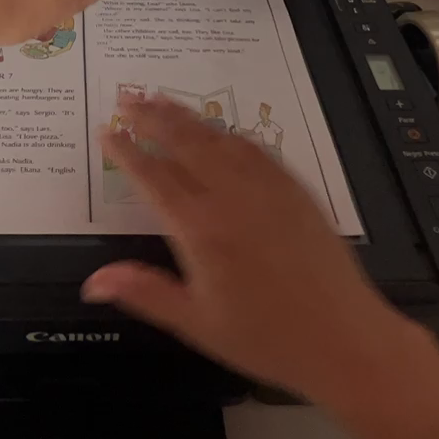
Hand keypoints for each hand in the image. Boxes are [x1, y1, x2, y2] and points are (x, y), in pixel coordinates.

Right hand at [81, 91, 438, 408]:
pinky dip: (227, 131)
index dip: (126, 151)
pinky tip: (217, 128)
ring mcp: (265, 186)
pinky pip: (253, 147)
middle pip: (182, 142)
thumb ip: (144, 292)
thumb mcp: (197, 323)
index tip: (107, 132)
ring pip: (216, 137)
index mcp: (200, 228)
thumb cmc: (267, 338)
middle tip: (127, 100)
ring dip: (185, 115)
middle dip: (150, 117)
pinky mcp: (293, 186)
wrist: (345, 339)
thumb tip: (94, 282)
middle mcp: (230, 196)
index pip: (153, 176)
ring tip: (161, 98)